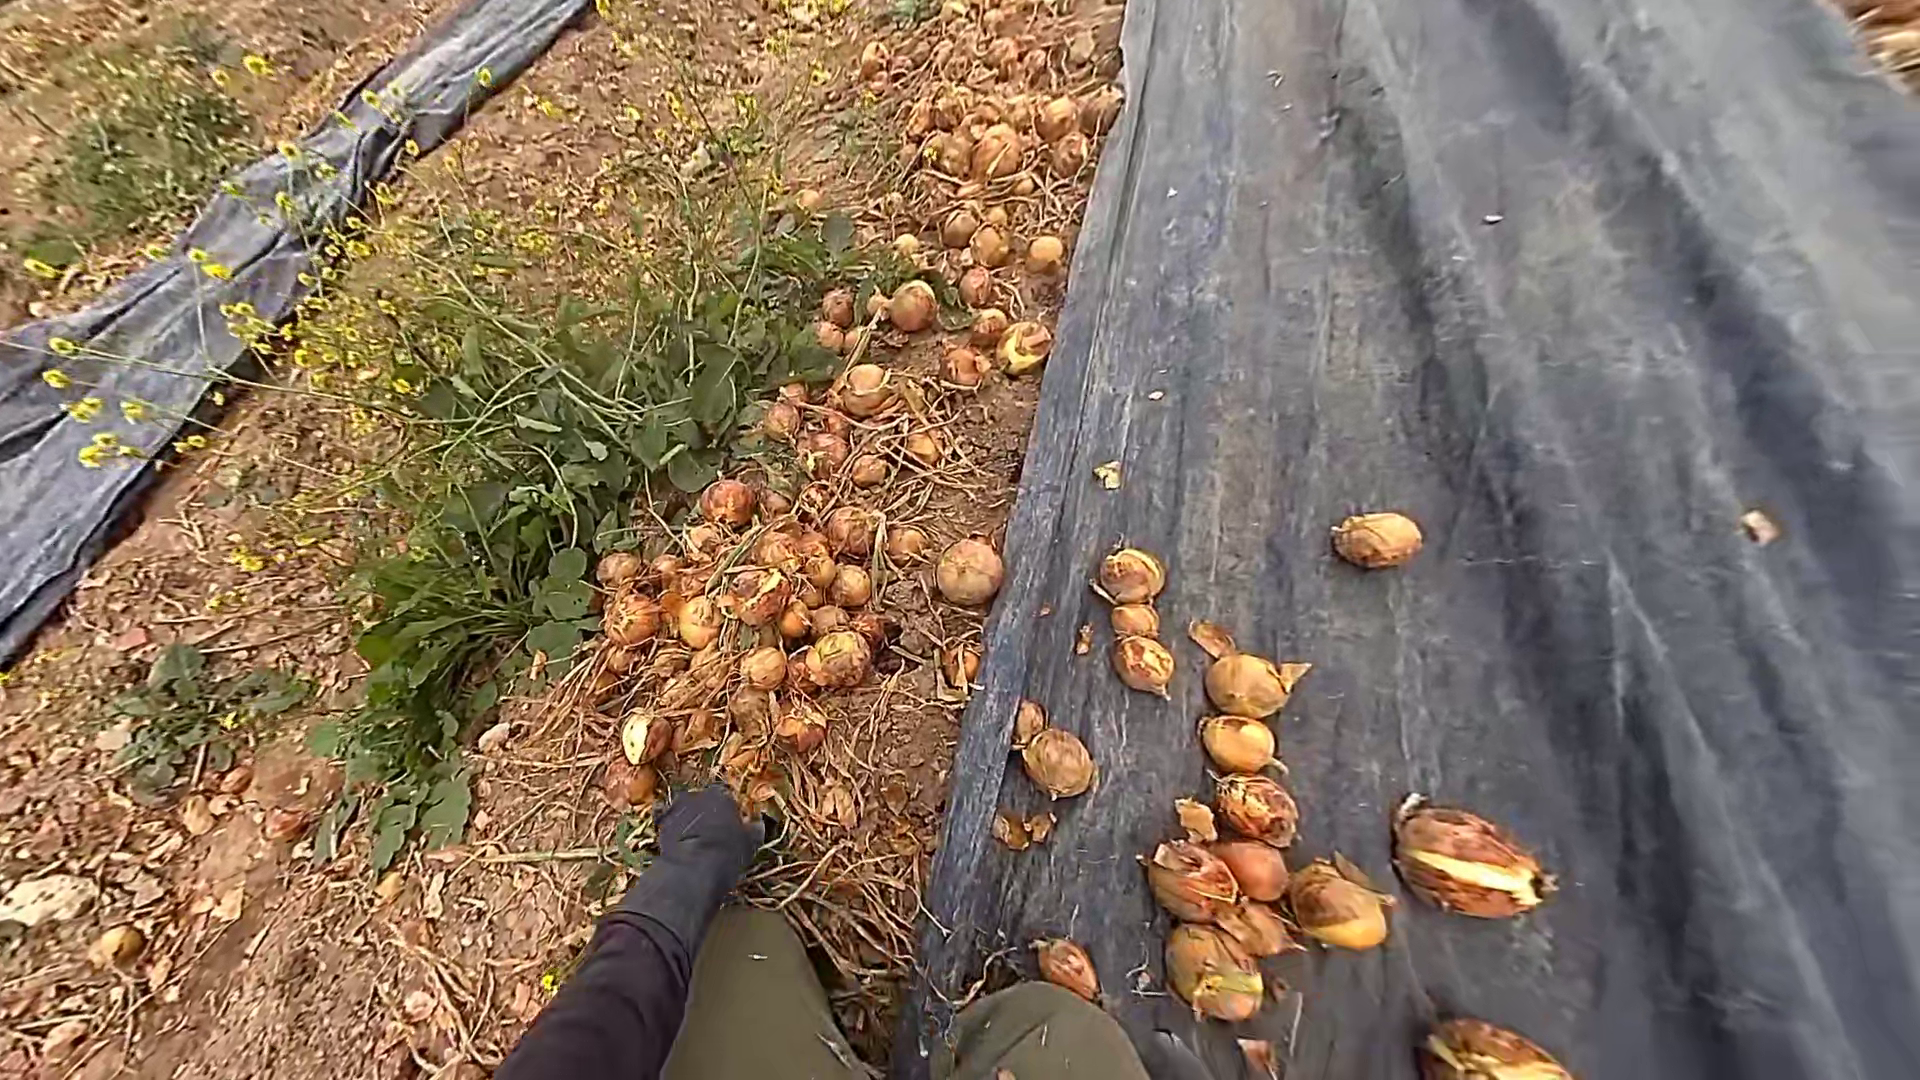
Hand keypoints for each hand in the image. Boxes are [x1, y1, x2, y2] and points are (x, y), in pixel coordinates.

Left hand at [618, 785, 763, 945]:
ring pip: (683, 811)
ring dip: (687, 821)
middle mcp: (698, 795)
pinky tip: (675, 845)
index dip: (727, 811)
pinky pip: (664, 823)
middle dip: (705, 813)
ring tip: (693, 841)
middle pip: (702, 801)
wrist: (691, 871)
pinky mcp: (659, 826)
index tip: (730, 825)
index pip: (726, 797)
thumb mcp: (750, 843)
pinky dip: (669, 831)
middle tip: (711, 833)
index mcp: (723, 794)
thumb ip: (754, 829)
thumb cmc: (727, 854)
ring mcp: (676, 809)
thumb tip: (758, 824)